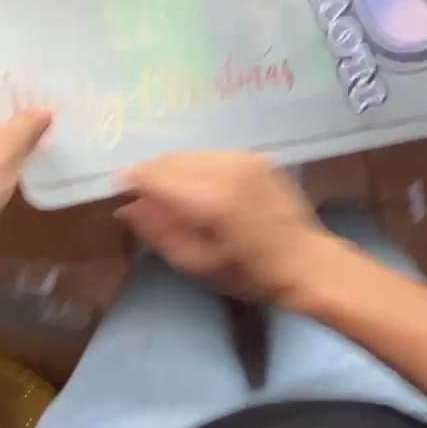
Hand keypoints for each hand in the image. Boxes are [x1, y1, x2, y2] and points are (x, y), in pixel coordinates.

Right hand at [116, 152, 327, 302]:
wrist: (305, 262)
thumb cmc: (249, 273)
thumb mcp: (197, 263)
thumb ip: (159, 231)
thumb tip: (127, 208)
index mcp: (207, 200)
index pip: (154, 175)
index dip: (132, 180)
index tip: (120, 191)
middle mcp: (224, 169)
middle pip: (170, 159)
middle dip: (152, 174)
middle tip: (144, 197)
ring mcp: (242, 159)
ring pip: (190, 153)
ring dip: (174, 169)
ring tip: (173, 194)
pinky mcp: (255, 157)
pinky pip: (213, 154)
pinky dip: (198, 167)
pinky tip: (202, 188)